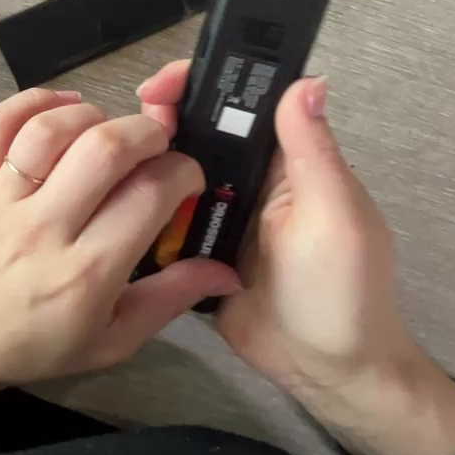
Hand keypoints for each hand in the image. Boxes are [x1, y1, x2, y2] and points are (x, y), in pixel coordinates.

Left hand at [0, 88, 240, 415]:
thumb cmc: (32, 343)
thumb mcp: (110, 340)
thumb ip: (169, 299)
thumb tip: (227, 269)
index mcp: (86, 272)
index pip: (147, 196)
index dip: (181, 172)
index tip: (186, 175)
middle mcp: (43, 226)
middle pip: (103, 150)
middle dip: (146, 133)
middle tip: (157, 143)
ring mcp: (0, 198)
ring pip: (50, 130)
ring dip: (91, 115)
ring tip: (108, 129)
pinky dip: (31, 101)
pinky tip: (62, 104)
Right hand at [137, 61, 454, 454]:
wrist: (322, 374)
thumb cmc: (343, 294)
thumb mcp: (334, 218)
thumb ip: (314, 153)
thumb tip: (308, 80)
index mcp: (283, 161)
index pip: (238, 103)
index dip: (198, 82)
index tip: (161, 86)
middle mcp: (245, 176)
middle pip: (195, 129)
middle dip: (159, 117)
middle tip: (128, 126)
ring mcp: (215, 209)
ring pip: (169, 167)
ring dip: (141, 158)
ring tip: (111, 160)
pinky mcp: (192, 242)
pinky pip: (157, 210)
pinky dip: (136, 200)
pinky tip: (111, 197)